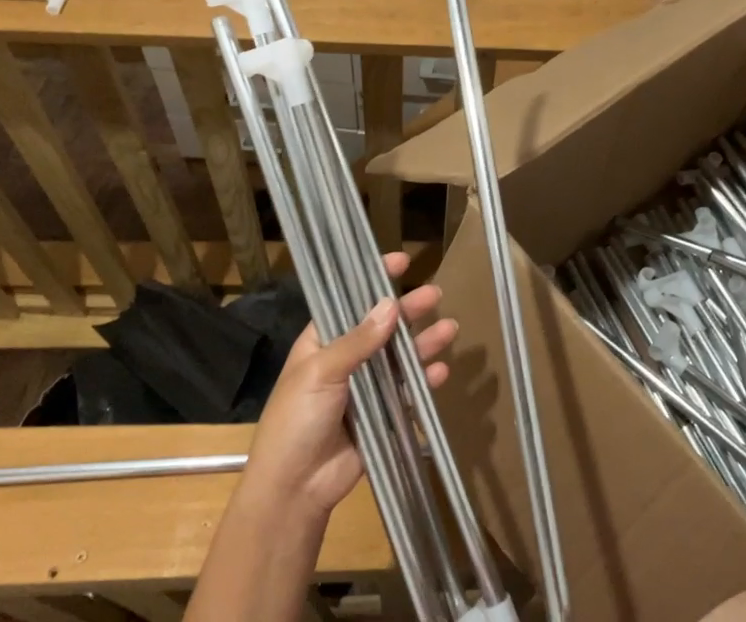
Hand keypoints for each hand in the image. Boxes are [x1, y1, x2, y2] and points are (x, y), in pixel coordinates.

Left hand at [244, 252, 457, 518]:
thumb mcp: (322, 372)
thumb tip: (390, 304)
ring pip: (399, 358)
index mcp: (322, 342)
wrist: (295, 486)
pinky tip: (441, 371)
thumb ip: (358, 341)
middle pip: (382, 328)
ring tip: (450, 329)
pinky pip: (408, 393)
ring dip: (423, 344)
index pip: (349, 301)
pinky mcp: (381, 416)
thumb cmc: (296, 419)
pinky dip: (424, 382)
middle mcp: (345, 360)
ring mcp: (364, 389)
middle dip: (408, 311)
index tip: (401, 260)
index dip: (372, 279)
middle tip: (436, 294)